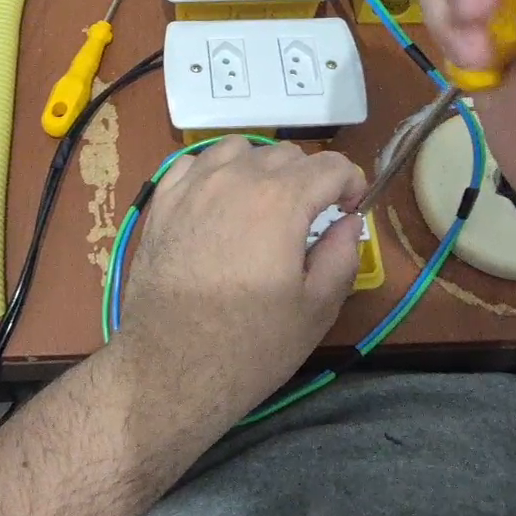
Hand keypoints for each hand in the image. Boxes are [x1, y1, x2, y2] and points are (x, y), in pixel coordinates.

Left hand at [107, 137, 363, 432]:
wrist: (170, 366)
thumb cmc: (250, 344)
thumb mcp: (316, 309)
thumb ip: (341, 255)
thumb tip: (347, 222)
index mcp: (280, 200)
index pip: (330, 165)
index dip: (351, 182)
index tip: (351, 209)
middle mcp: (236, 178)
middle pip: (286, 154)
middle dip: (309, 178)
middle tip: (312, 218)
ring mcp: (193, 186)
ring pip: (239, 149)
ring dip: (261, 167)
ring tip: (265, 204)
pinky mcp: (163, 202)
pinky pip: (195, 163)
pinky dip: (216, 171)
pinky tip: (220, 200)